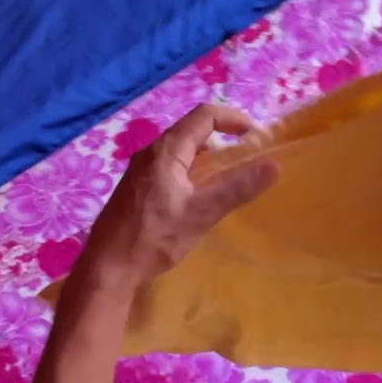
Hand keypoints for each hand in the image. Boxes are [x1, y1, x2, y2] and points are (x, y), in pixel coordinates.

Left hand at [75, 104, 279, 292]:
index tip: (257, 136)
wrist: (107, 267)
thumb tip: (274, 165)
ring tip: (230, 173)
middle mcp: (151, 152)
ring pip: (180, 148)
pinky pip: (170, 164)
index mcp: (166, 151)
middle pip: (192, 128)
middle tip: (248, 154)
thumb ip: (237, 187)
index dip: (234, 119)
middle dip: (223, 134)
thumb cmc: (153, 239)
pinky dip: (192, 168)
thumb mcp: (201, 214)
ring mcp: (141, 169)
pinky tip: (200, 193)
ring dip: (207, 153)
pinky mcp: (137, 186)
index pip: (205, 115)